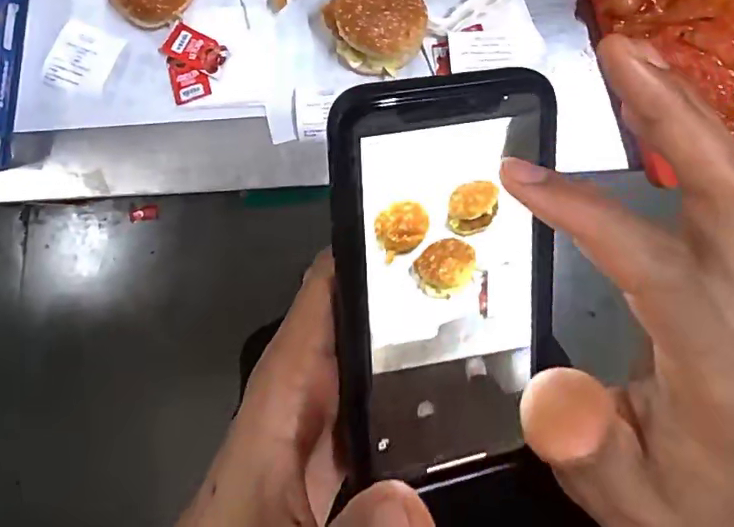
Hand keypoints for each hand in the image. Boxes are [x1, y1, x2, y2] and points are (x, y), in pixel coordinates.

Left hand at [176, 252, 433, 526]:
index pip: (309, 320)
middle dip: (390, 315)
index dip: (344, 271)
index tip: (390, 234)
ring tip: (462, 340)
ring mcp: (305, 457)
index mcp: (272, 410)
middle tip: (453, 285)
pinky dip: (398, 422)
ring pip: (356, 394)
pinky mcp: (318, 489)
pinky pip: (364, 440)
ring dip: (399, 366)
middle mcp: (289, 421)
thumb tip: (412, 501)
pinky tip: (441, 424)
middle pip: (341, 349)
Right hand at [500, 34, 733, 525]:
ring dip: (682, 105)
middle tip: (616, 53)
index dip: (588, 215)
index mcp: (720, 378)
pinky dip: (683, 129)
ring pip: (732, 177)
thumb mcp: (623, 502)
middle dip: (674, 115)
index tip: (516, 174)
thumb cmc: (670, 502)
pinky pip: (717, 185)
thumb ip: (593, 455)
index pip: (661, 275)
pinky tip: (645, 98)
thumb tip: (559, 401)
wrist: (731, 510)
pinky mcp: (731, 267)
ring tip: (627, 52)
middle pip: (732, 198)